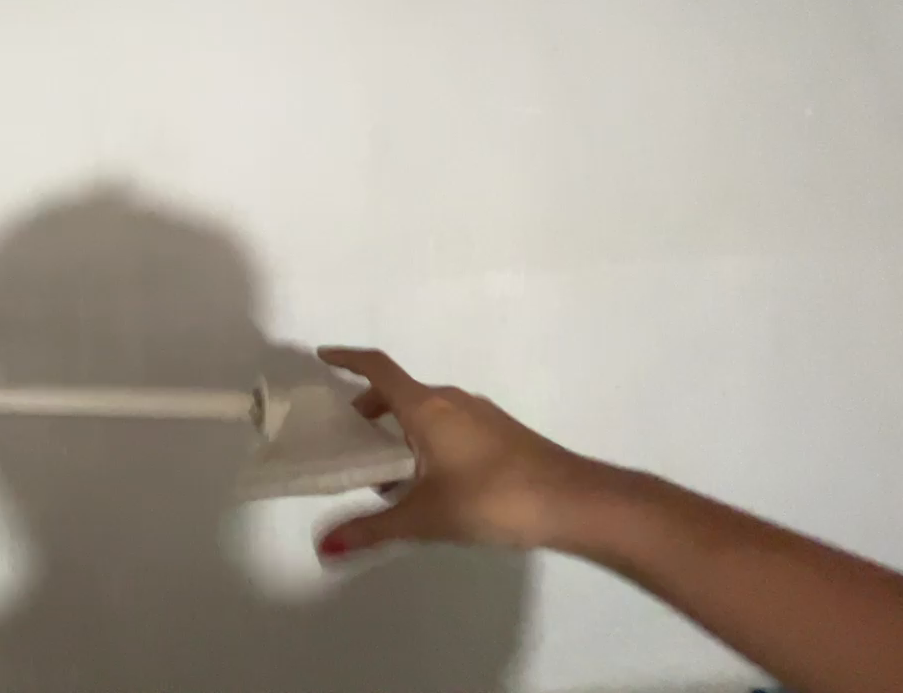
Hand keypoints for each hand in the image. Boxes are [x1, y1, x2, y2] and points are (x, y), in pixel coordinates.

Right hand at [315, 346, 602, 556]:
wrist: (580, 503)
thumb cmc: (493, 498)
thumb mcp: (426, 517)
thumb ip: (373, 529)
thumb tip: (325, 546)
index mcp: (424, 406)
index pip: (376, 368)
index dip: (347, 359)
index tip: (322, 356)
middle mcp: (449, 399)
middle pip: (398, 391)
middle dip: (370, 408)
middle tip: (353, 440)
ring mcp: (479, 413)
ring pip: (426, 408)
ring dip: (400, 427)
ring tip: (391, 470)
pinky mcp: (500, 432)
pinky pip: (449, 421)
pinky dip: (427, 436)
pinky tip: (435, 479)